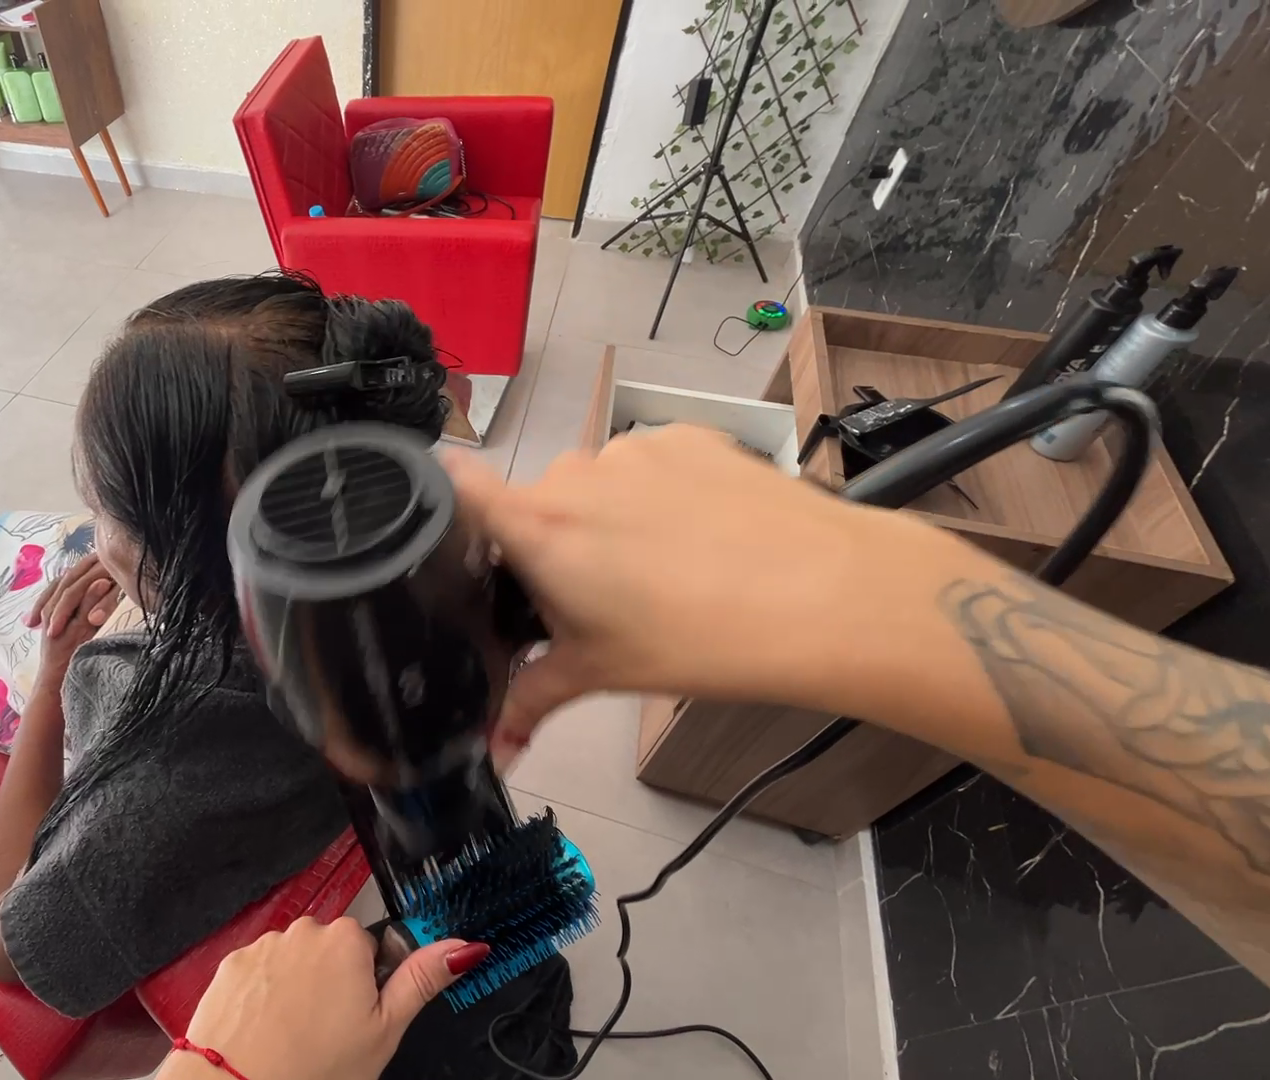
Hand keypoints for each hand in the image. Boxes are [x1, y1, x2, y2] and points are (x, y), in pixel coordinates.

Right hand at [24, 554, 118, 677]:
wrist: (54, 684)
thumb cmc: (68, 656)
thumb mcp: (78, 628)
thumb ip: (86, 609)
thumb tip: (102, 588)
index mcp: (53, 607)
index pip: (67, 578)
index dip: (83, 562)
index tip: (100, 549)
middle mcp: (52, 612)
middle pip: (69, 580)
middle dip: (87, 564)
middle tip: (105, 549)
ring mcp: (59, 623)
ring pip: (73, 593)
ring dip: (91, 576)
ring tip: (107, 561)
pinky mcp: (69, 636)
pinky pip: (81, 613)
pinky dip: (93, 597)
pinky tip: (105, 585)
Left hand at [168, 917, 484, 1079]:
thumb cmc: (316, 1067)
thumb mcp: (385, 1031)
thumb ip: (422, 979)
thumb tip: (464, 946)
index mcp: (347, 940)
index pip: (367, 949)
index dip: (364, 984)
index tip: (355, 1015)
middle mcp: (305, 928)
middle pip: (328, 951)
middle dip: (329, 983)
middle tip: (325, 1032)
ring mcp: (265, 943)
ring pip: (292, 961)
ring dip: (294, 988)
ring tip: (291, 1036)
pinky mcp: (233, 961)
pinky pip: (258, 971)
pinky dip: (261, 994)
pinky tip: (263, 1028)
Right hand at [444, 425, 953, 749]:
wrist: (831, 596)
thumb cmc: (699, 640)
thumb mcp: (601, 673)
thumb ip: (530, 702)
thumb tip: (495, 752)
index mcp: (539, 528)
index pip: (458, 483)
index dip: (444, 497)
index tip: (459, 533)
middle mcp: (574, 475)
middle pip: (533, 500)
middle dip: (546, 540)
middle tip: (585, 592)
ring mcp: (633, 450)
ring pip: (591, 483)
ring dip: (601, 517)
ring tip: (653, 567)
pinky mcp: (686, 437)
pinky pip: (644, 465)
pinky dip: (653, 494)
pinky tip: (694, 535)